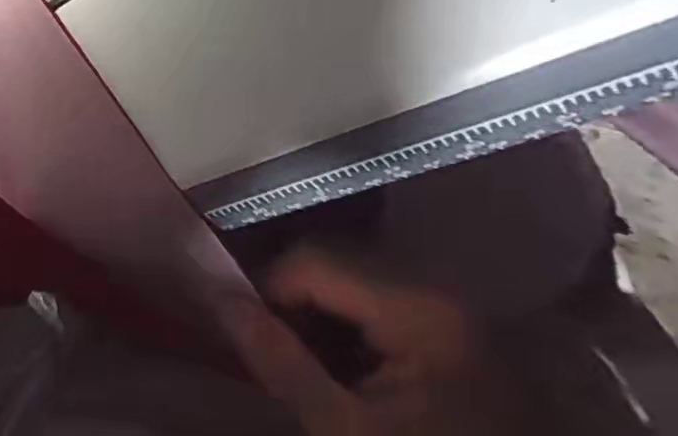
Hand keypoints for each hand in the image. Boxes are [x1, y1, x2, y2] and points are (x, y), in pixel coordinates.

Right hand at [231, 248, 525, 435]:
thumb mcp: (345, 433)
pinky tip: (350, 371)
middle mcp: (441, 289)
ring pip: (354, 277)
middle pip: (334, 260)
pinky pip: (383, 300)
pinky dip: (352, 325)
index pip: (313, 260)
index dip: (268, 291)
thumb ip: (279, 359)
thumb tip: (219, 298)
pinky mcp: (459, 331)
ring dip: (320, 311)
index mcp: (420, 308)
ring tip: (311, 365)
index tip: (251, 338)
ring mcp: (455, 309)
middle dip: (294, 301)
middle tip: (278, 353)